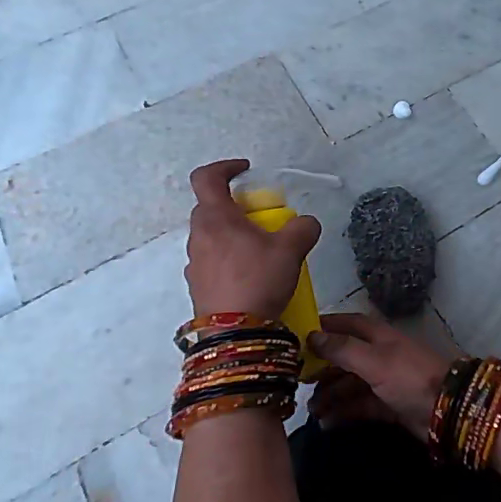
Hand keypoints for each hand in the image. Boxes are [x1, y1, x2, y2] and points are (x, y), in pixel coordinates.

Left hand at [184, 159, 321, 319]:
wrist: (234, 334)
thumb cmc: (259, 280)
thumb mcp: (291, 250)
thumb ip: (303, 228)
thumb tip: (306, 224)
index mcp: (216, 218)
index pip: (207, 177)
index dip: (225, 167)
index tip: (246, 170)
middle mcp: (198, 236)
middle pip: (210, 208)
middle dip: (235, 207)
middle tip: (261, 220)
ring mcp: (193, 263)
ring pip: (211, 237)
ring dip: (231, 236)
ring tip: (259, 253)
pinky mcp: (197, 286)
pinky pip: (211, 261)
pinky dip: (228, 259)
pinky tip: (250, 278)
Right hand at [306, 313, 450, 433]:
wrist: (448, 411)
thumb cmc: (409, 377)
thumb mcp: (374, 360)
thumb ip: (342, 348)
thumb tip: (311, 336)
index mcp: (378, 336)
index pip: (347, 323)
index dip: (325, 327)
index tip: (298, 335)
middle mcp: (379, 355)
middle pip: (344, 357)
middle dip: (322, 369)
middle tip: (298, 382)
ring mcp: (384, 381)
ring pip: (349, 385)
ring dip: (330, 395)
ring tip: (311, 411)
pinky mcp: (388, 406)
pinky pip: (359, 406)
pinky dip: (343, 413)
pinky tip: (327, 423)